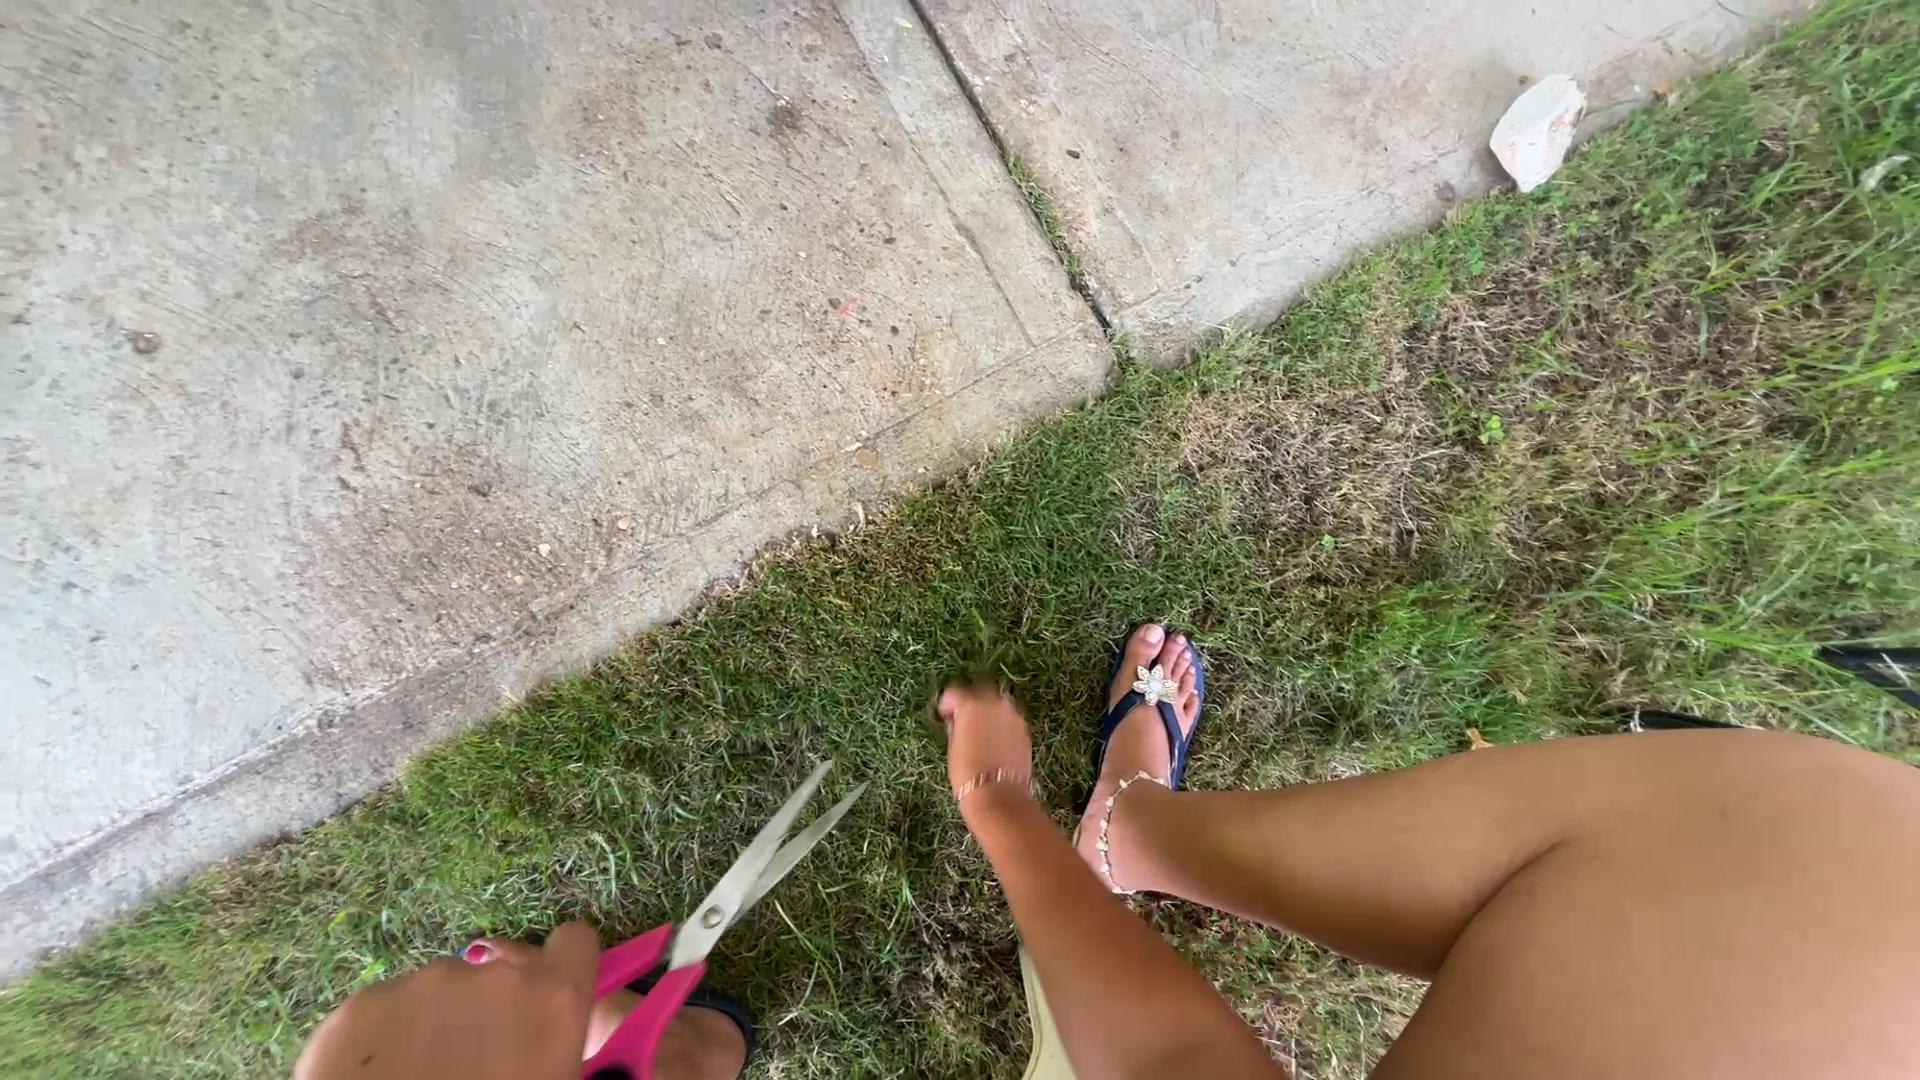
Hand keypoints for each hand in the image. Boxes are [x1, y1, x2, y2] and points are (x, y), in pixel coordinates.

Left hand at [294, 922, 600, 1079]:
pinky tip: (374, 1079)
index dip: (561, 967)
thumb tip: (563, 1037)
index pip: (575, 941)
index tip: (540, 1005)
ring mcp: (428, 982)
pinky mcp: (363, 1004)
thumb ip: (565, 1047)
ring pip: (441, 990)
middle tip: (467, 1067)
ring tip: (414, 1077)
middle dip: (487, 1011)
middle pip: (500, 975)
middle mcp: (498, 975)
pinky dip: (380, 1040)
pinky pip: (385, 1009)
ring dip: (435, 1023)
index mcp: (554, 999)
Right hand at [937, 684, 1033, 799]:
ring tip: (982, 728)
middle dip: (971, 701)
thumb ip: (956, 727)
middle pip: (980, 691)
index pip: (954, 693)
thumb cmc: (967, 772)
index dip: (947, 704)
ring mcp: (1012, 715)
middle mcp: (994, 703)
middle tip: (964, 718)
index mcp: (970, 704)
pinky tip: (997, 739)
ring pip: (998, 703)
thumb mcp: (953, 747)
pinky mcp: (1024, 729)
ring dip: (989, 711)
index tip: (944, 715)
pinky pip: (1009, 718)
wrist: (998, 794)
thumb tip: (959, 721)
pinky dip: (1002, 723)